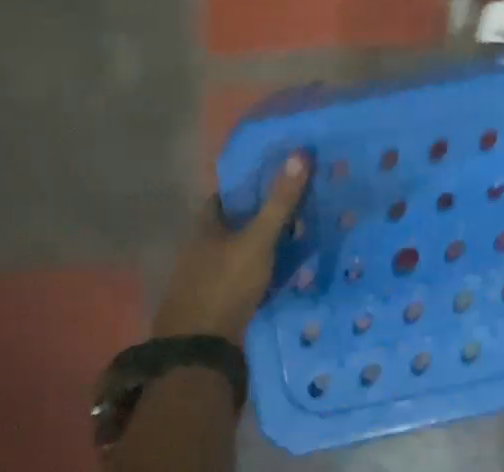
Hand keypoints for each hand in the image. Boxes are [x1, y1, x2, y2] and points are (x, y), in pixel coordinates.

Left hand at [152, 154, 310, 343]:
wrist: (199, 350)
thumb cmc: (225, 285)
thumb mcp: (258, 240)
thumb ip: (279, 201)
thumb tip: (300, 153)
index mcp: (204, 225)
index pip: (230, 193)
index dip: (255, 180)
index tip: (285, 172)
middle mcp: (201, 245)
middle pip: (238, 219)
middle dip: (266, 210)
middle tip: (303, 199)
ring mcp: (208, 273)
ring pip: (242, 245)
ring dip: (267, 238)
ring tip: (304, 228)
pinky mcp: (218, 296)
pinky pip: (246, 269)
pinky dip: (265, 262)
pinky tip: (289, 263)